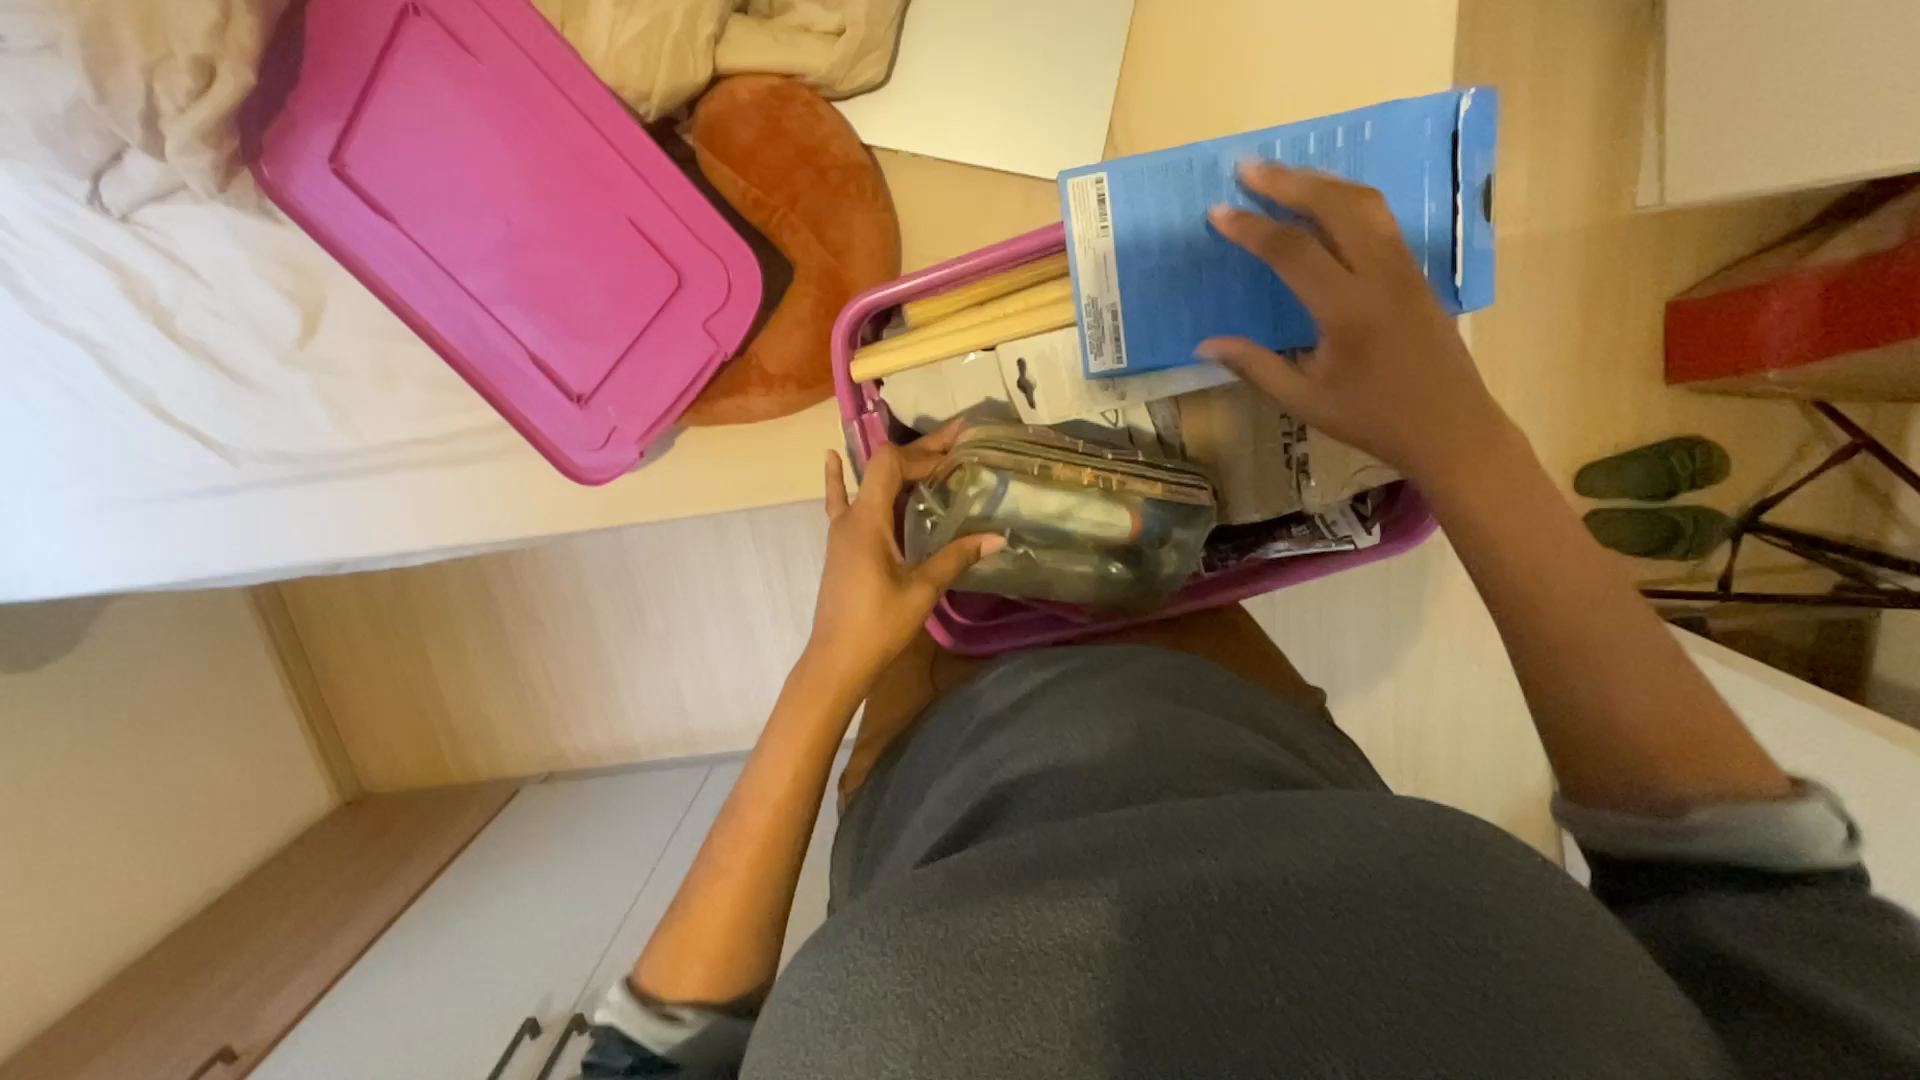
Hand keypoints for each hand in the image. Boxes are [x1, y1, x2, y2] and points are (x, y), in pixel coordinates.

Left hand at [806, 423, 1003, 691]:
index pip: (890, 464)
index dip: (924, 451)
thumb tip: (997, 537)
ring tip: (929, 454)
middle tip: (955, 440)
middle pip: (881, 467)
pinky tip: (833, 457)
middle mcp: (850, 517)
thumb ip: (955, 557)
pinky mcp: (841, 546)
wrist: (837, 660)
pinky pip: (840, 502)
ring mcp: (841, 530)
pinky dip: (840, 479)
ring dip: (897, 468)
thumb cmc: (878, 626)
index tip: (957, 451)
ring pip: (867, 483)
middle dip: (919, 453)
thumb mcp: (922, 590)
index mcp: (867, 520)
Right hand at [1196, 163, 1519, 484]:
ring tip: (1283, 175)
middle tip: (1248, 168)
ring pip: (1365, 203)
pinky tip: (1325, 203)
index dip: (1252, 229)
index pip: (1293, 251)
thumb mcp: (1304, 399)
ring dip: (1321, 183)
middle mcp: (1381, 275)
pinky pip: (1381, 219)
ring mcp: (1405, 268)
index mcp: (1348, 309)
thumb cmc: (1372, 418)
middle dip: (1289, 182)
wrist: (1451, 427)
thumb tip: (1205, 345)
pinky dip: (1346, 200)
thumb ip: (1255, 365)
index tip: (1218, 213)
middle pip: (1335, 206)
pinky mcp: (1417, 273)